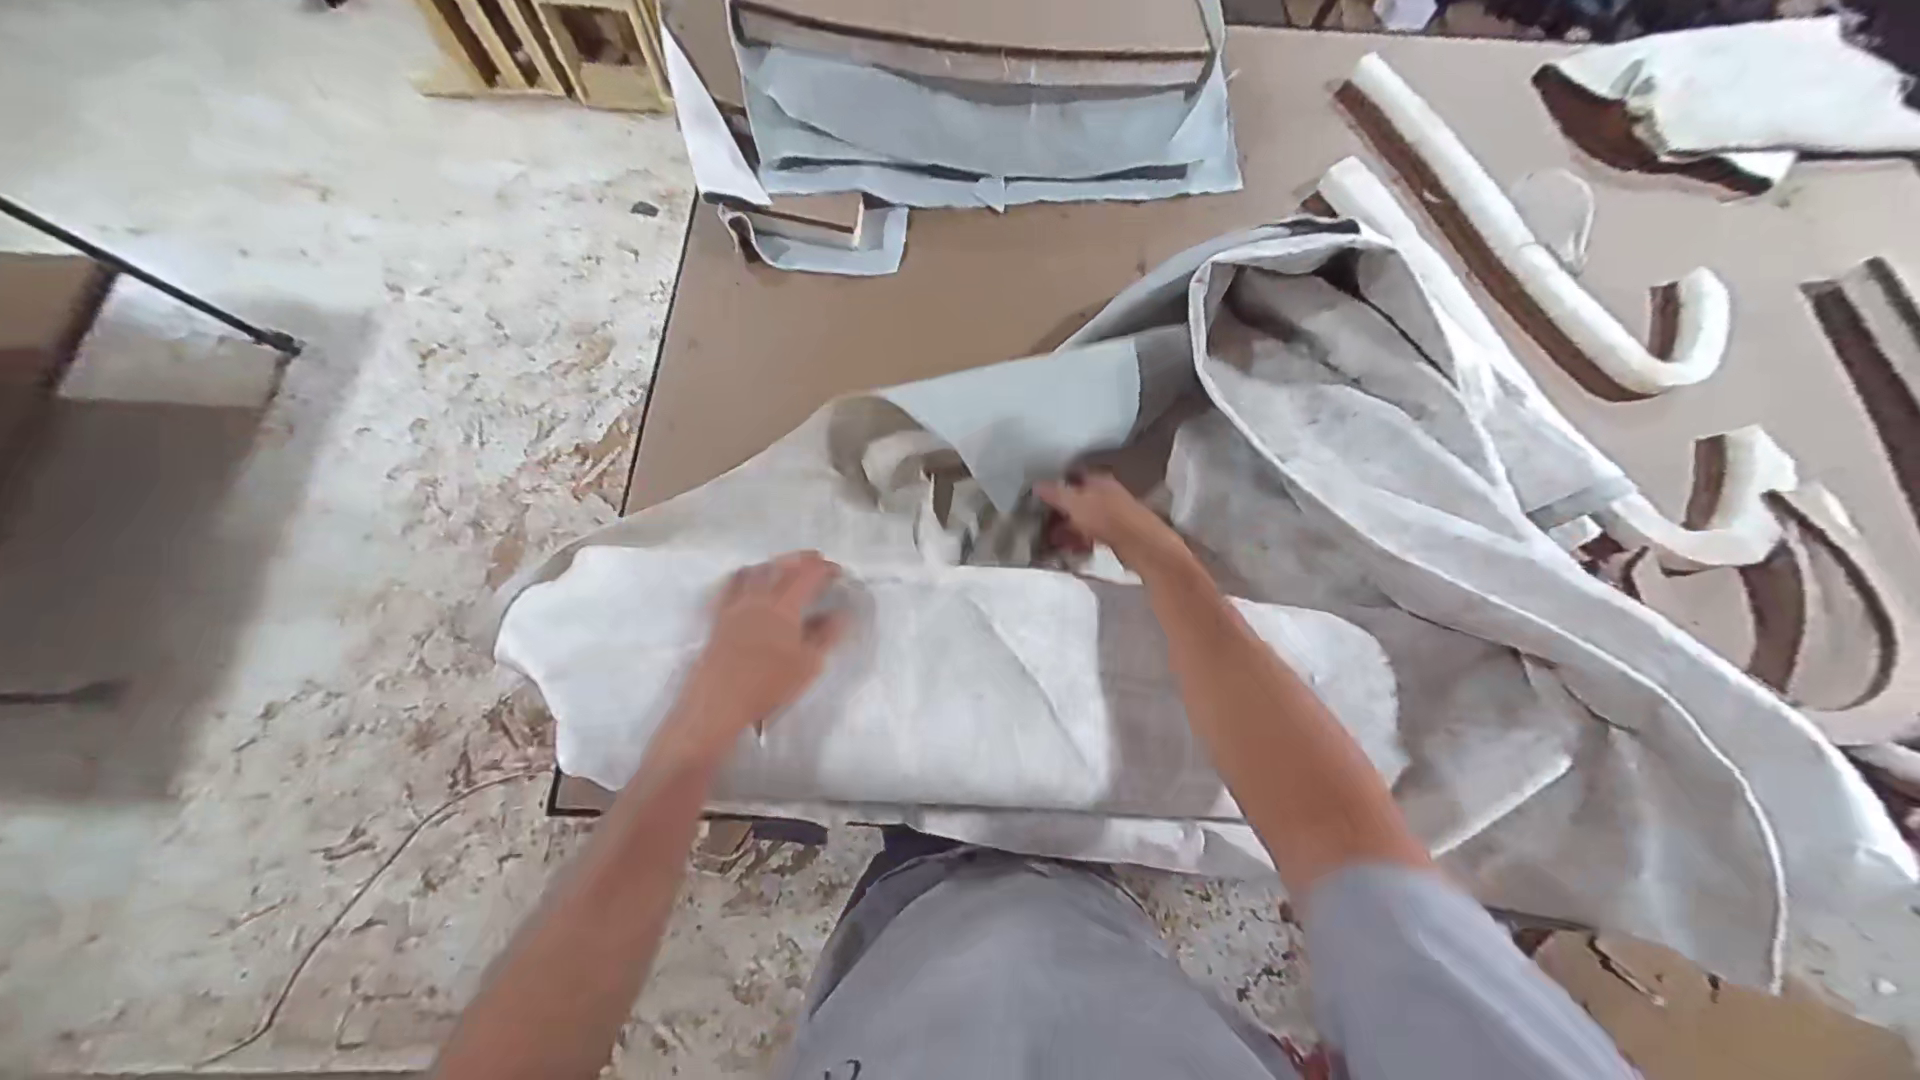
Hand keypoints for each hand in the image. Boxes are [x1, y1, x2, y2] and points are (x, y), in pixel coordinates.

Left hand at [655, 551, 848, 765]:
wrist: (718, 702)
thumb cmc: (768, 685)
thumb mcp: (808, 664)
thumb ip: (825, 635)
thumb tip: (839, 614)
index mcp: (784, 606)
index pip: (808, 576)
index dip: (824, 569)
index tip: (837, 571)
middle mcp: (758, 598)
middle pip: (781, 566)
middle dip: (801, 558)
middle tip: (816, 559)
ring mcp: (735, 605)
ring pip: (755, 570)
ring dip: (774, 562)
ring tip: (785, 566)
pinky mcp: (718, 616)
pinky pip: (731, 584)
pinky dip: (745, 574)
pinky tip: (747, 579)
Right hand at [1036, 472, 1192, 574]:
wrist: (1143, 546)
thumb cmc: (1107, 519)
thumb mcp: (1074, 503)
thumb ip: (1055, 493)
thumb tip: (1037, 485)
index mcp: (1099, 480)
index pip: (1073, 476)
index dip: (1056, 485)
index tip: (1041, 499)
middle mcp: (1108, 494)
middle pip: (1078, 499)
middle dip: (1060, 513)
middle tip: (1045, 525)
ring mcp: (1116, 515)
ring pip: (1086, 519)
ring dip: (1069, 530)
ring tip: (1055, 543)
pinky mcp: (1120, 535)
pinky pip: (1095, 535)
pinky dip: (1082, 541)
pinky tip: (1074, 550)